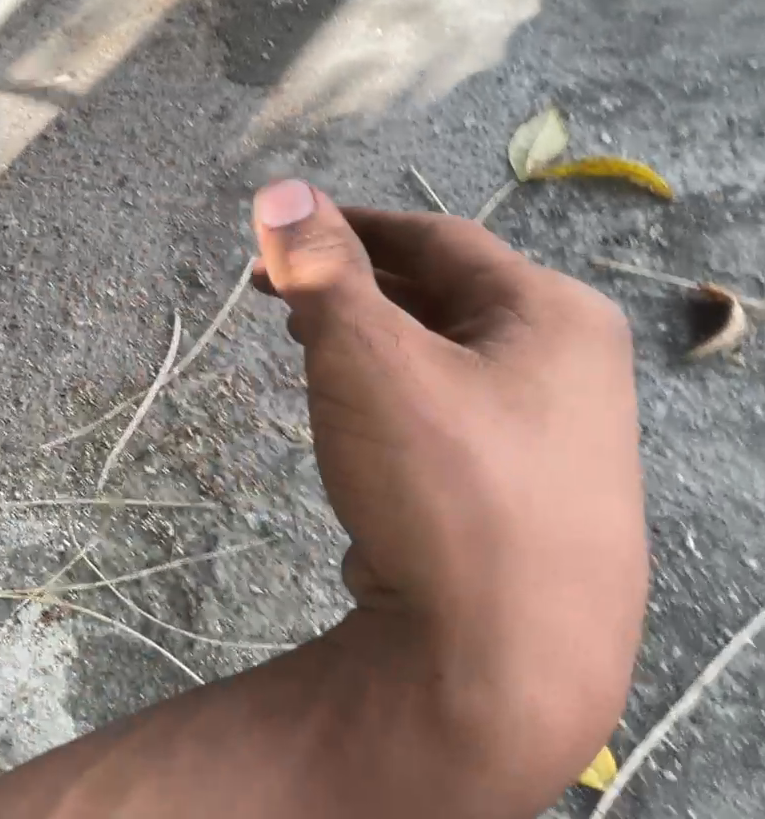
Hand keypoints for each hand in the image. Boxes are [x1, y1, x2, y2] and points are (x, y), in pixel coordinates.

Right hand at [251, 181, 646, 775]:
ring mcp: (548, 431)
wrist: (503, 646)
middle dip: (349, 280)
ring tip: (301, 339)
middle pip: (440, 292)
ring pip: (439, 351)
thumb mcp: (366, 357)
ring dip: (364, 331)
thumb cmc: (439, 477)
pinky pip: (442, 403)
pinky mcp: (516, 484)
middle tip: (272, 288)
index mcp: (548, 317)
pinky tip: (350, 408)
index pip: (435, 238)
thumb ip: (322, 269)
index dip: (350, 224)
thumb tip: (280, 191)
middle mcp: (564, 364)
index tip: (281, 228)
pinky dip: (385, 383)